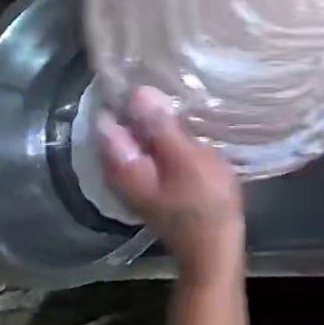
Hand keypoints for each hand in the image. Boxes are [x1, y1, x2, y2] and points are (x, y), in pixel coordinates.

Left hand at [98, 87, 245, 280]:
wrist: (216, 251)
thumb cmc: (203, 203)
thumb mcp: (185, 158)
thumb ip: (159, 126)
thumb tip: (137, 91)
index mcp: (122, 164)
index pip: (108, 119)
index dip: (123, 95)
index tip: (143, 73)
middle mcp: (120, 172)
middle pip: (120, 127)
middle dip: (138, 106)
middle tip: (163, 82)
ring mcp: (136, 180)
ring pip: (136, 139)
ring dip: (152, 121)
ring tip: (174, 98)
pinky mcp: (153, 184)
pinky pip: (149, 150)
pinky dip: (160, 137)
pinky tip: (180, 126)